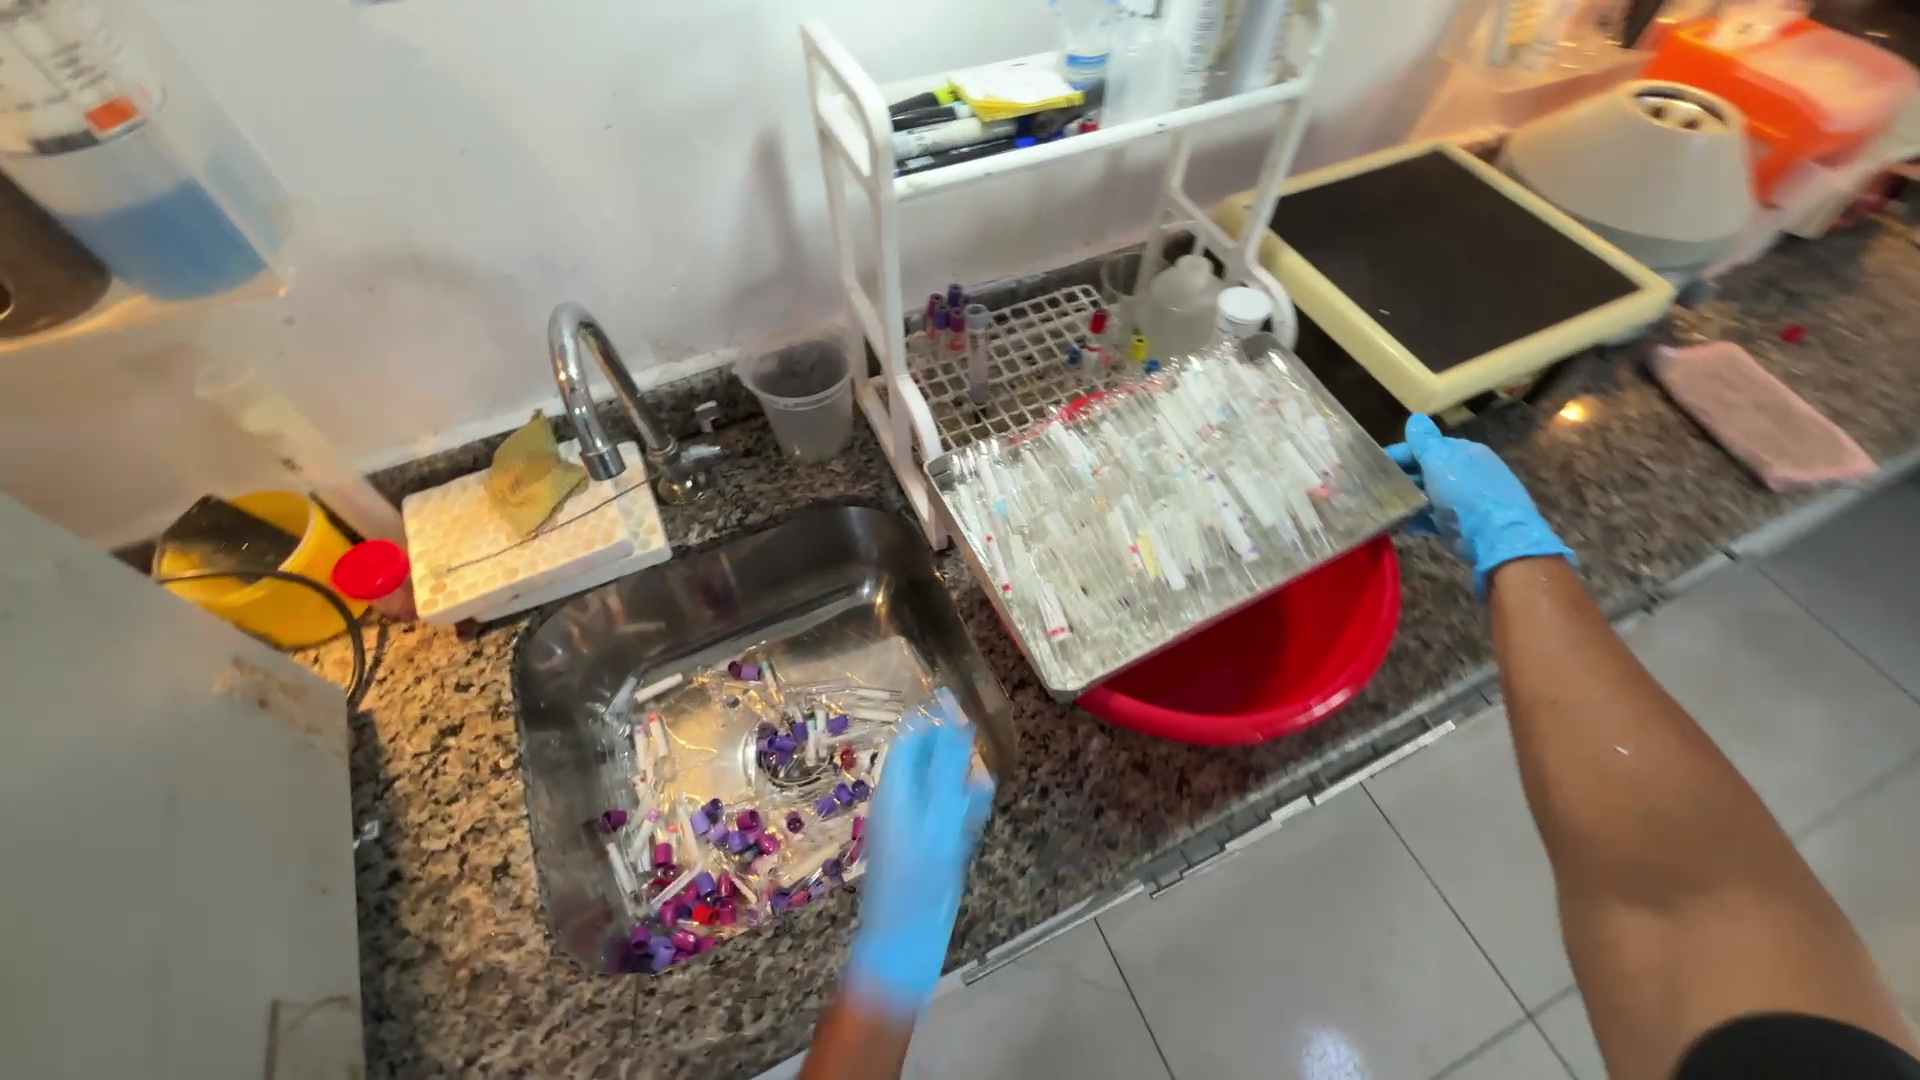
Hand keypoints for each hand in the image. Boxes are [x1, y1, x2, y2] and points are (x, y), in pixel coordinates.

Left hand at [844, 689, 994, 1016]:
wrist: (905, 940)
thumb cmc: (919, 874)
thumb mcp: (938, 815)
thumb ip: (947, 767)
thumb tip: (955, 719)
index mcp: (894, 789)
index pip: (909, 739)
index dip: (931, 717)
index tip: (958, 700)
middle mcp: (899, 803)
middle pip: (922, 760)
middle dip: (947, 742)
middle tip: (977, 729)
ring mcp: (912, 827)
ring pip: (935, 786)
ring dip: (958, 771)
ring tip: (983, 760)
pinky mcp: (925, 848)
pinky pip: (943, 812)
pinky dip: (962, 801)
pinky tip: (981, 798)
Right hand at [1386, 414, 1573, 597]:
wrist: (1494, 535)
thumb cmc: (1465, 490)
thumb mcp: (1441, 460)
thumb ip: (1424, 441)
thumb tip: (1414, 417)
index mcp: (1463, 453)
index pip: (1425, 447)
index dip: (1398, 453)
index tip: (1371, 464)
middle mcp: (1462, 473)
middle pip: (1422, 470)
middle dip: (1397, 476)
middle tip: (1368, 485)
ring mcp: (1458, 500)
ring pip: (1422, 494)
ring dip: (1401, 498)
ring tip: (1373, 503)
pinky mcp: (1452, 523)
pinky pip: (1424, 517)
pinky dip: (1408, 518)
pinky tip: (1388, 522)